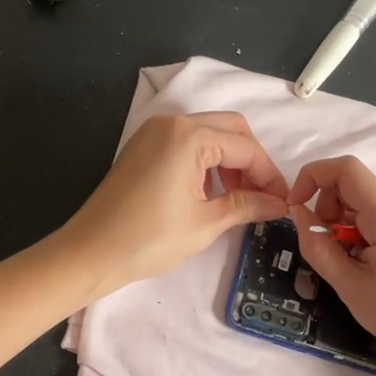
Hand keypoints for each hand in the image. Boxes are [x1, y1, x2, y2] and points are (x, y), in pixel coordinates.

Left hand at [58, 112, 288, 295]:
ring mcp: (153, 133)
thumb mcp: (206, 223)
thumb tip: (279, 204)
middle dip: (251, 162)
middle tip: (263, 197)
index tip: (284, 201)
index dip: (269, 175)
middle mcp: (171, 123)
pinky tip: (211, 193)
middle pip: (230, 129)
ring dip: (229, 162)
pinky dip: (206, 162)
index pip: (245, 147)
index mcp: (189, 136)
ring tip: (239, 199)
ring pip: (209, 134)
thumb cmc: (148, 239)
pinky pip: (186, 143)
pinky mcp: (142, 147)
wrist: (90, 252)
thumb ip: (246, 205)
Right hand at [289, 156, 375, 375]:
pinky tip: (364, 257)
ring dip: (343, 218)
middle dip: (328, 205)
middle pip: (354, 182)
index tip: (296, 205)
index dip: (313, 177)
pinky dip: (360, 225)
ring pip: (364, 196)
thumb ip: (317, 244)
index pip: (347, 170)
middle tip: (327, 245)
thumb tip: (297, 211)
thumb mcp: (347, 285)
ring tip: (348, 258)